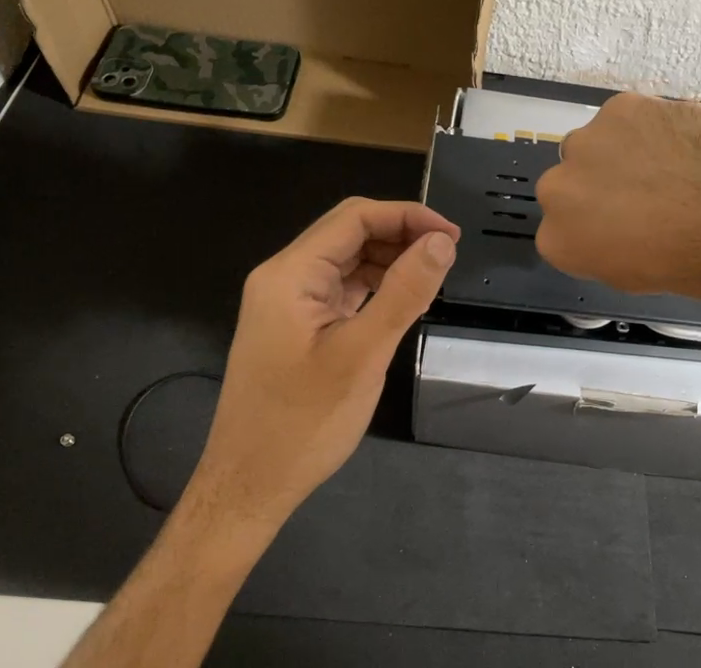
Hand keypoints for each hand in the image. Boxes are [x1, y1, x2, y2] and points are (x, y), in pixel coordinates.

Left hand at [187, 198, 458, 526]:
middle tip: (448, 255)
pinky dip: (375, 287)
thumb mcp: (362, 355)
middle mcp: (284, 277)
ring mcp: (288, 303)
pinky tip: (404, 300)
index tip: (451, 236)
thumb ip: (403, 293)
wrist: (249, 486)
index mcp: (289, 274)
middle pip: (349, 233)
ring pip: (347, 260)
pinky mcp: (297, 326)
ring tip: (433, 278)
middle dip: (400, 234)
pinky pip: (341, 289)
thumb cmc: (302, 423)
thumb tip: (442, 241)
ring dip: (390, 260)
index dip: (406, 215)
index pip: (354, 217)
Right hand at [535, 92, 700, 303]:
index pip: (562, 228)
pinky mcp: (620, 107)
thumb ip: (610, 247)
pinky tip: (684, 144)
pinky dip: (650, 126)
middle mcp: (560, 190)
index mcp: (559, 241)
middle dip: (602, 185)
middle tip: (648, 195)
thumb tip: (621, 227)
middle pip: (571, 181)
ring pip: (597, 144)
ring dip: (623, 152)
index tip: (622, 226)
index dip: (596, 225)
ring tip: (673, 167)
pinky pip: (626, 116)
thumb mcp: (644, 276)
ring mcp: (588, 142)